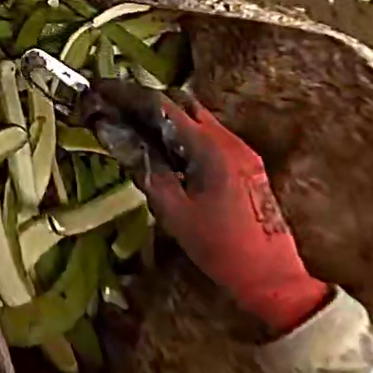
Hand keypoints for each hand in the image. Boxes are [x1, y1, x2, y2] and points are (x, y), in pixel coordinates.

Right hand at [80, 80, 328, 335]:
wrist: (277, 283)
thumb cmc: (221, 247)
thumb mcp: (170, 206)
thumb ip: (139, 161)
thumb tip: (105, 127)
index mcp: (209, 148)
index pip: (158, 104)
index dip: (122, 92)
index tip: (95, 89)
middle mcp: (228, 141)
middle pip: (177, 100)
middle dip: (140, 99)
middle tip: (109, 107)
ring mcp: (240, 151)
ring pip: (192, 114)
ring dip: (159, 114)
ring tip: (129, 126)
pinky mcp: (244, 163)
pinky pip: (204, 132)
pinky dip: (176, 129)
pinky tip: (159, 147)